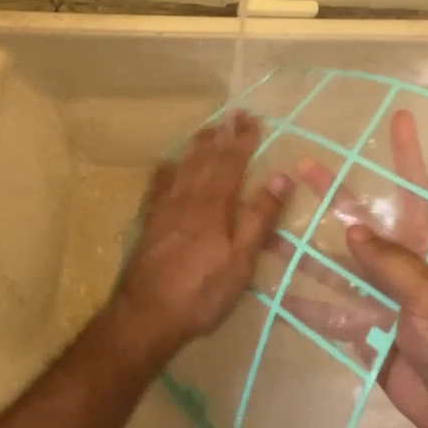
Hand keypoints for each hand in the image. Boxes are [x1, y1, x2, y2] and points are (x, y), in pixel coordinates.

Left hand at [113, 110, 291, 357]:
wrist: (146, 314)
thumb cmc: (202, 290)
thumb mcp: (242, 260)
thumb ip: (259, 216)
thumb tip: (281, 176)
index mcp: (215, 203)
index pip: (233, 162)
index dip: (244, 140)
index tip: (254, 120)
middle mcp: (189, 196)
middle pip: (208, 158)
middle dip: (223, 135)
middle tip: (234, 114)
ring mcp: (165, 207)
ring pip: (184, 166)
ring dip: (198, 145)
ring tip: (209, 129)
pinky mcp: (149, 222)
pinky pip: (159, 184)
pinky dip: (167, 169)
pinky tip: (168, 163)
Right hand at [274, 109, 427, 427]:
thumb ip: (391, 262)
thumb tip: (352, 229)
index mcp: (423, 247)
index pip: (415, 190)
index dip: (408, 154)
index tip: (400, 117)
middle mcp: (397, 264)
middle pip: (359, 222)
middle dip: (333, 193)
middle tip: (301, 165)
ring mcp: (378, 297)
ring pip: (335, 266)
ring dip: (305, 250)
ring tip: (269, 231)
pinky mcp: (364, 331)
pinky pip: (328, 312)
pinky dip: (303, 304)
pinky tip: (275, 293)